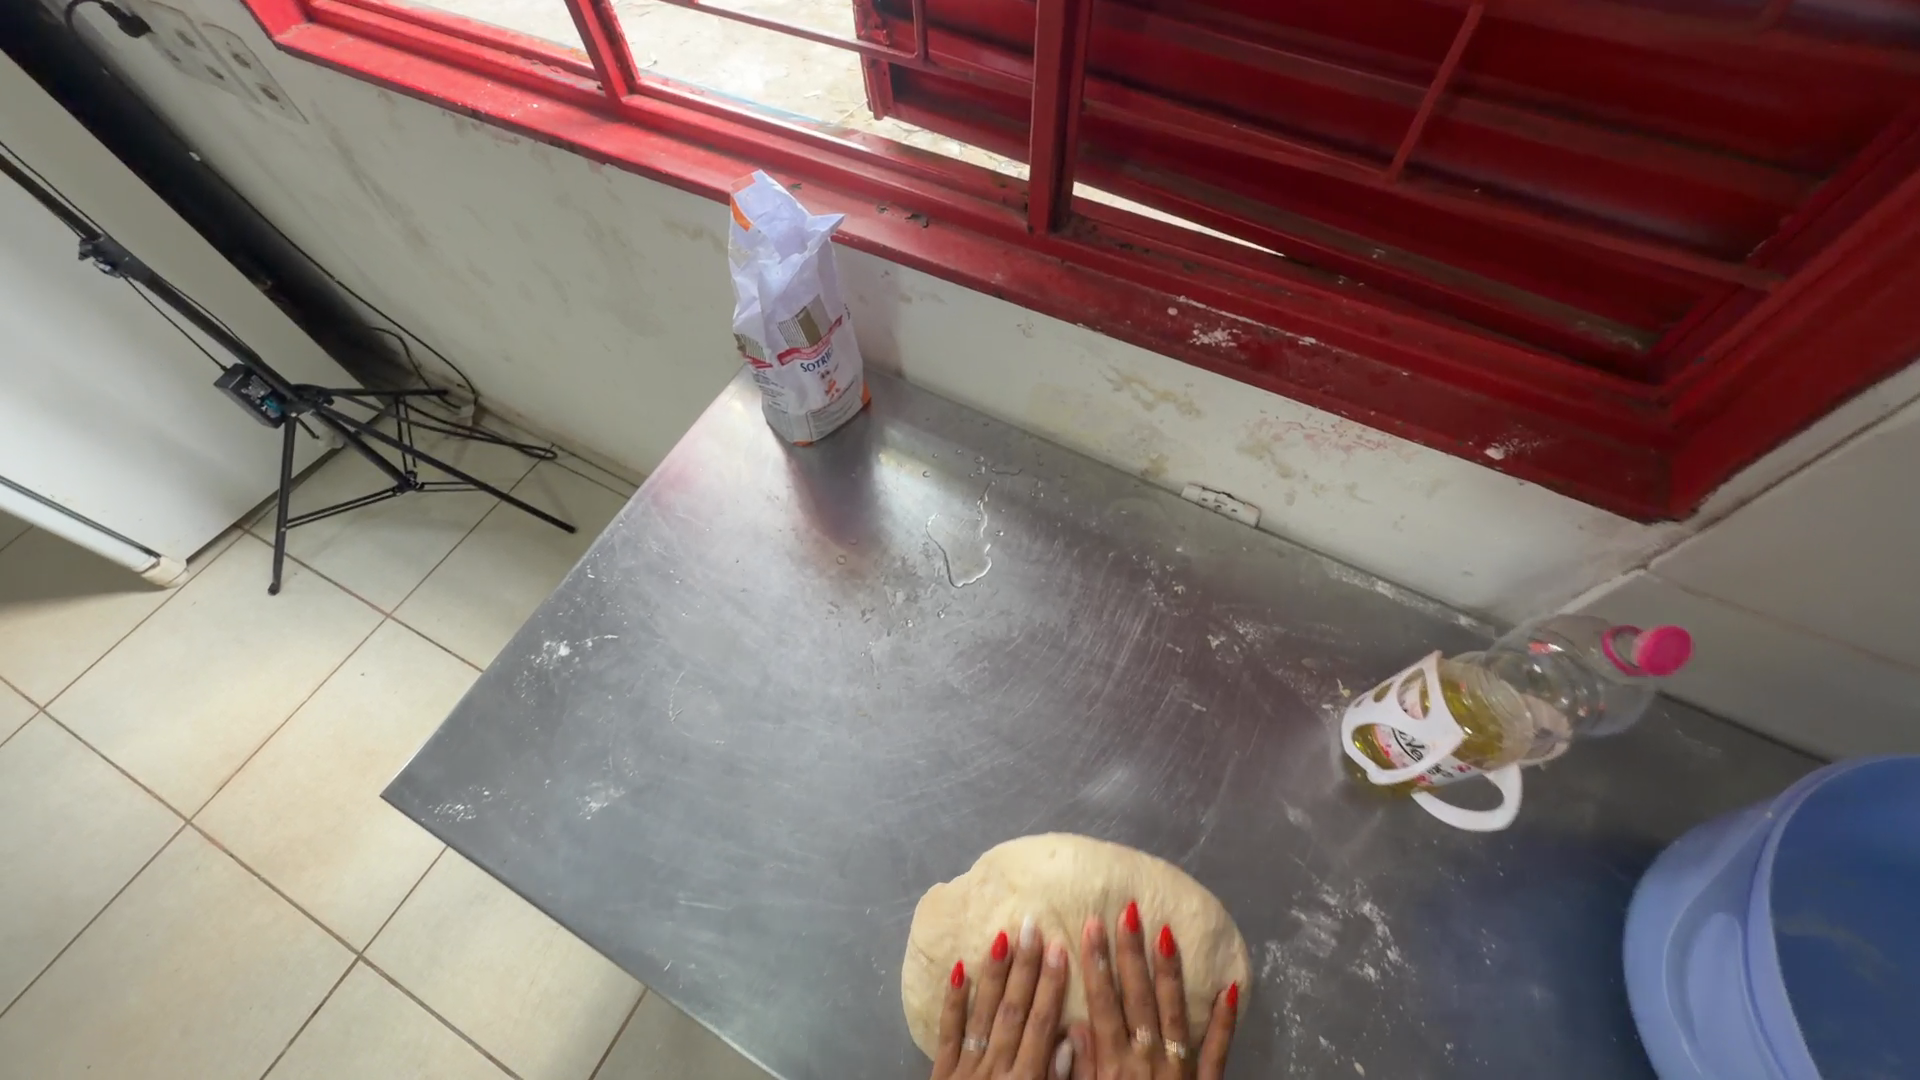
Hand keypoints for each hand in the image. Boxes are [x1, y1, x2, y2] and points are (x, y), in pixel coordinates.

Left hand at [931, 917, 1075, 1079]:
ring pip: (983, 1015)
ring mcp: (966, 1069)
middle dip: (1024, 968)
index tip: (1058, 947)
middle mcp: (996, 1068)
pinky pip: (948, 1032)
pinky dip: (953, 1002)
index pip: (1041, 1024)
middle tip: (1031, 926)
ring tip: (1002, 936)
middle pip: (1013, 1011)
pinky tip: (958, 968)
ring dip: (994, 975)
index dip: (1051, 986)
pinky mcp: (943, 1073)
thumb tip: (1070, 1039)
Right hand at [1066, 903, 1237, 1079]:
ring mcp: (1180, 1074)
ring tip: (1167, 931)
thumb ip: (1084, 1068)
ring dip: (1170, 973)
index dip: (1097, 963)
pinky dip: (1224, 1020)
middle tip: (1128, 911)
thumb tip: (1073, 1022)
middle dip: (1131, 954)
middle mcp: (1147, 1064)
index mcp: (1114, 1068)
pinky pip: (1217, 1052)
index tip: (1092, 923)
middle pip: (1137, 1000)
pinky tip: (1228, 986)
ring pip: (1173, 1015)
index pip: (1103, 1004)